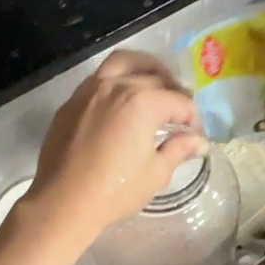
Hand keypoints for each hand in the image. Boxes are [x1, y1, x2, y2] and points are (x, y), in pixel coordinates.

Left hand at [23, 50, 207, 244]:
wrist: (64, 201)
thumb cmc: (116, 191)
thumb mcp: (156, 173)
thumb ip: (178, 149)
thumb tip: (199, 142)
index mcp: (142, 102)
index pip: (178, 101)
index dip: (192, 117)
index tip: (196, 133)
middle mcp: (116, 86)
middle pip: (153, 77)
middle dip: (173, 91)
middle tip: (181, 111)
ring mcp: (89, 90)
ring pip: (123, 63)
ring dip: (144, 69)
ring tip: (155, 86)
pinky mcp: (71, 102)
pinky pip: (99, 79)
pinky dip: (118, 81)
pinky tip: (122, 102)